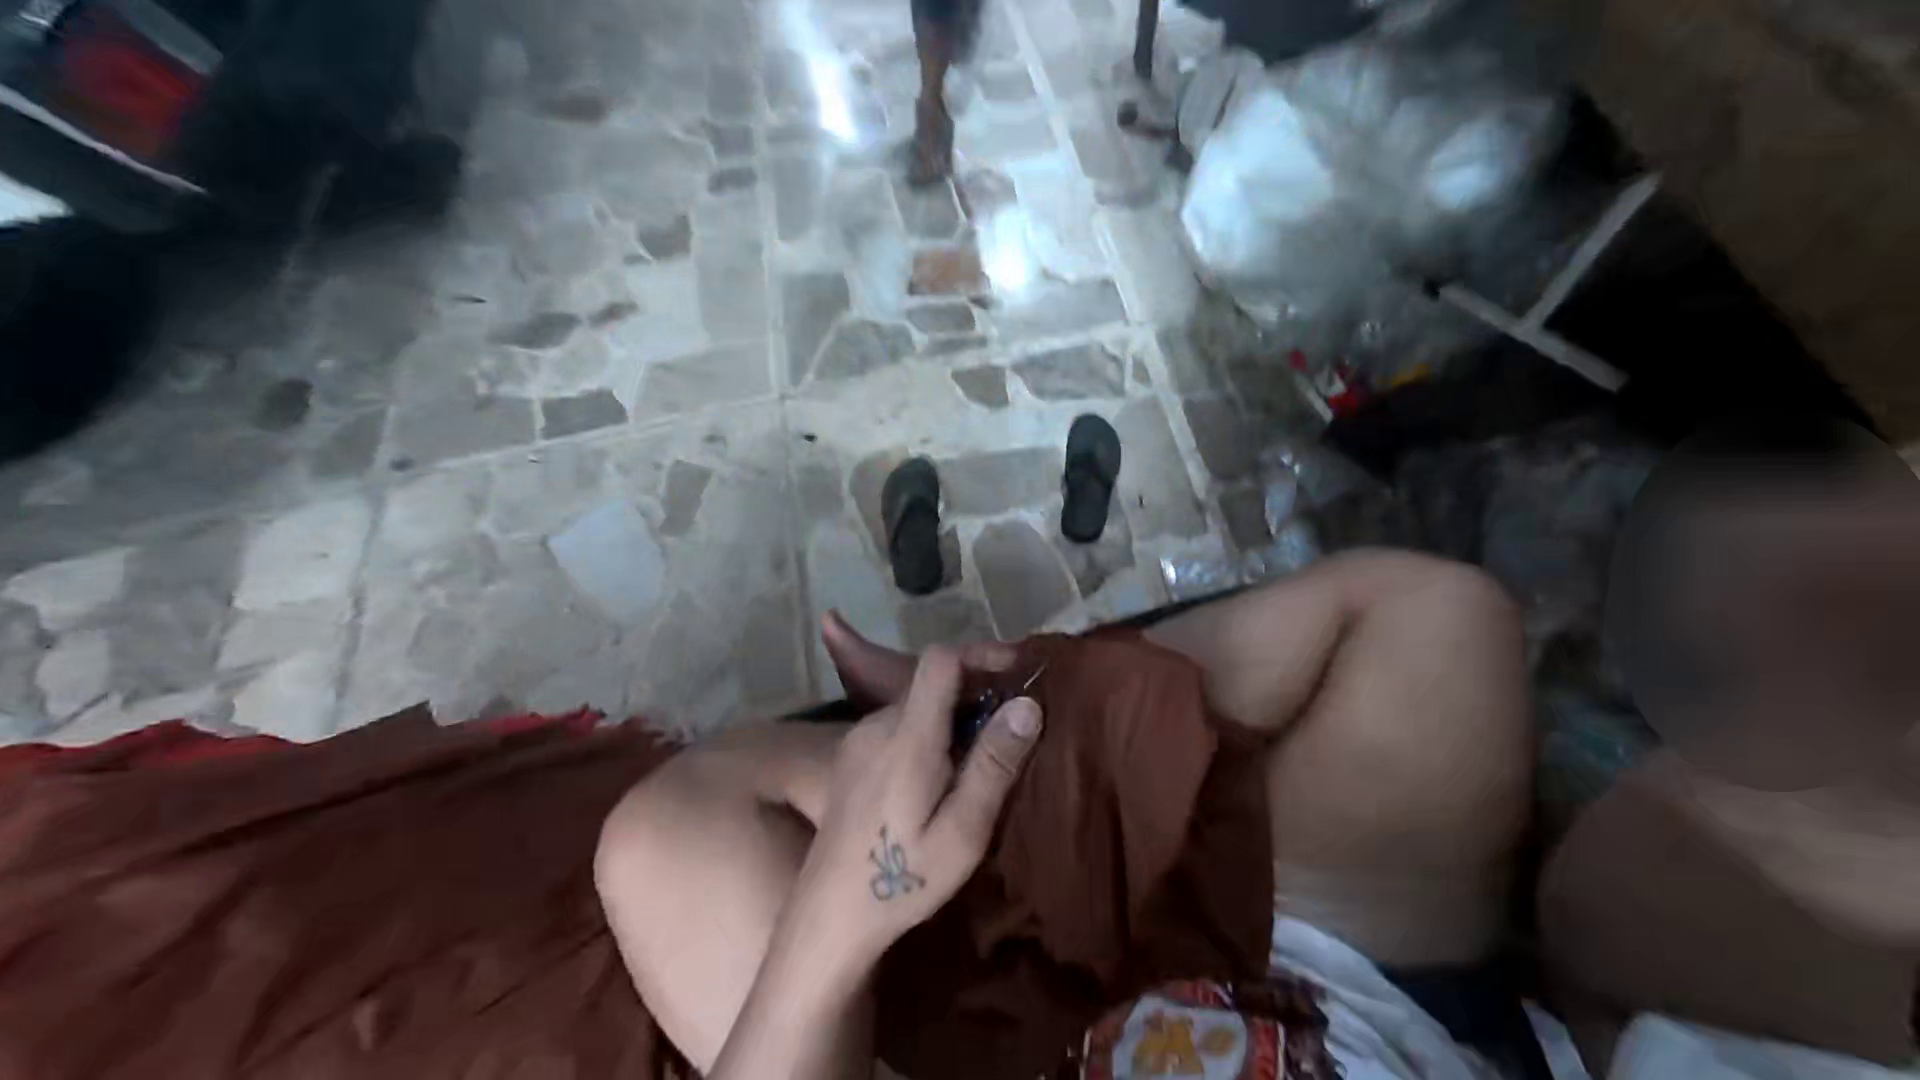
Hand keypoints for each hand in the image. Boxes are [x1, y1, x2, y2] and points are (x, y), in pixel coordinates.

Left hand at [784, 645, 1043, 975]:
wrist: (830, 913)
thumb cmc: (903, 879)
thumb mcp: (963, 832)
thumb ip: (993, 763)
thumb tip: (1028, 704)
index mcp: (907, 736)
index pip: (940, 660)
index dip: (980, 652)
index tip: (1017, 669)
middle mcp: (878, 724)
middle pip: (931, 680)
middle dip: (976, 688)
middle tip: (1012, 722)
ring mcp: (859, 738)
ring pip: (915, 702)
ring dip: (953, 712)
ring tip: (983, 751)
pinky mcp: (851, 755)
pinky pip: (898, 723)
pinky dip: (930, 728)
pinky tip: (943, 771)